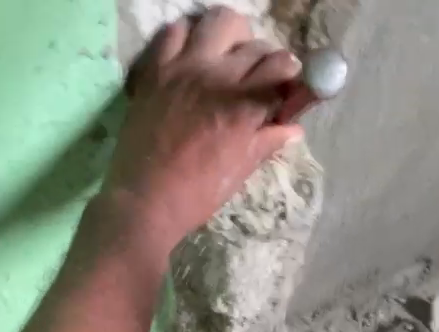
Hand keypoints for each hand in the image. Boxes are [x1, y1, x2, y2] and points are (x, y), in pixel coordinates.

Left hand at [99, 7, 303, 251]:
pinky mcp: (156, 69)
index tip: (286, 85)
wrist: (144, 201)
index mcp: (243, 107)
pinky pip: (175, 30)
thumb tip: (293, 129)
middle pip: (254, 45)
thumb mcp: (239, 172)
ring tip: (227, 55)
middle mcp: (217, 77)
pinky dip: (189, 36)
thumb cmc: (196, 195)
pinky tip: (192, 55)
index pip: (281, 67)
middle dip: (264, 59)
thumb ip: (266, 142)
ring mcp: (184, 68)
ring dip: (232, 35)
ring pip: (219, 22)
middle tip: (258, 77)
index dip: (289, 74)